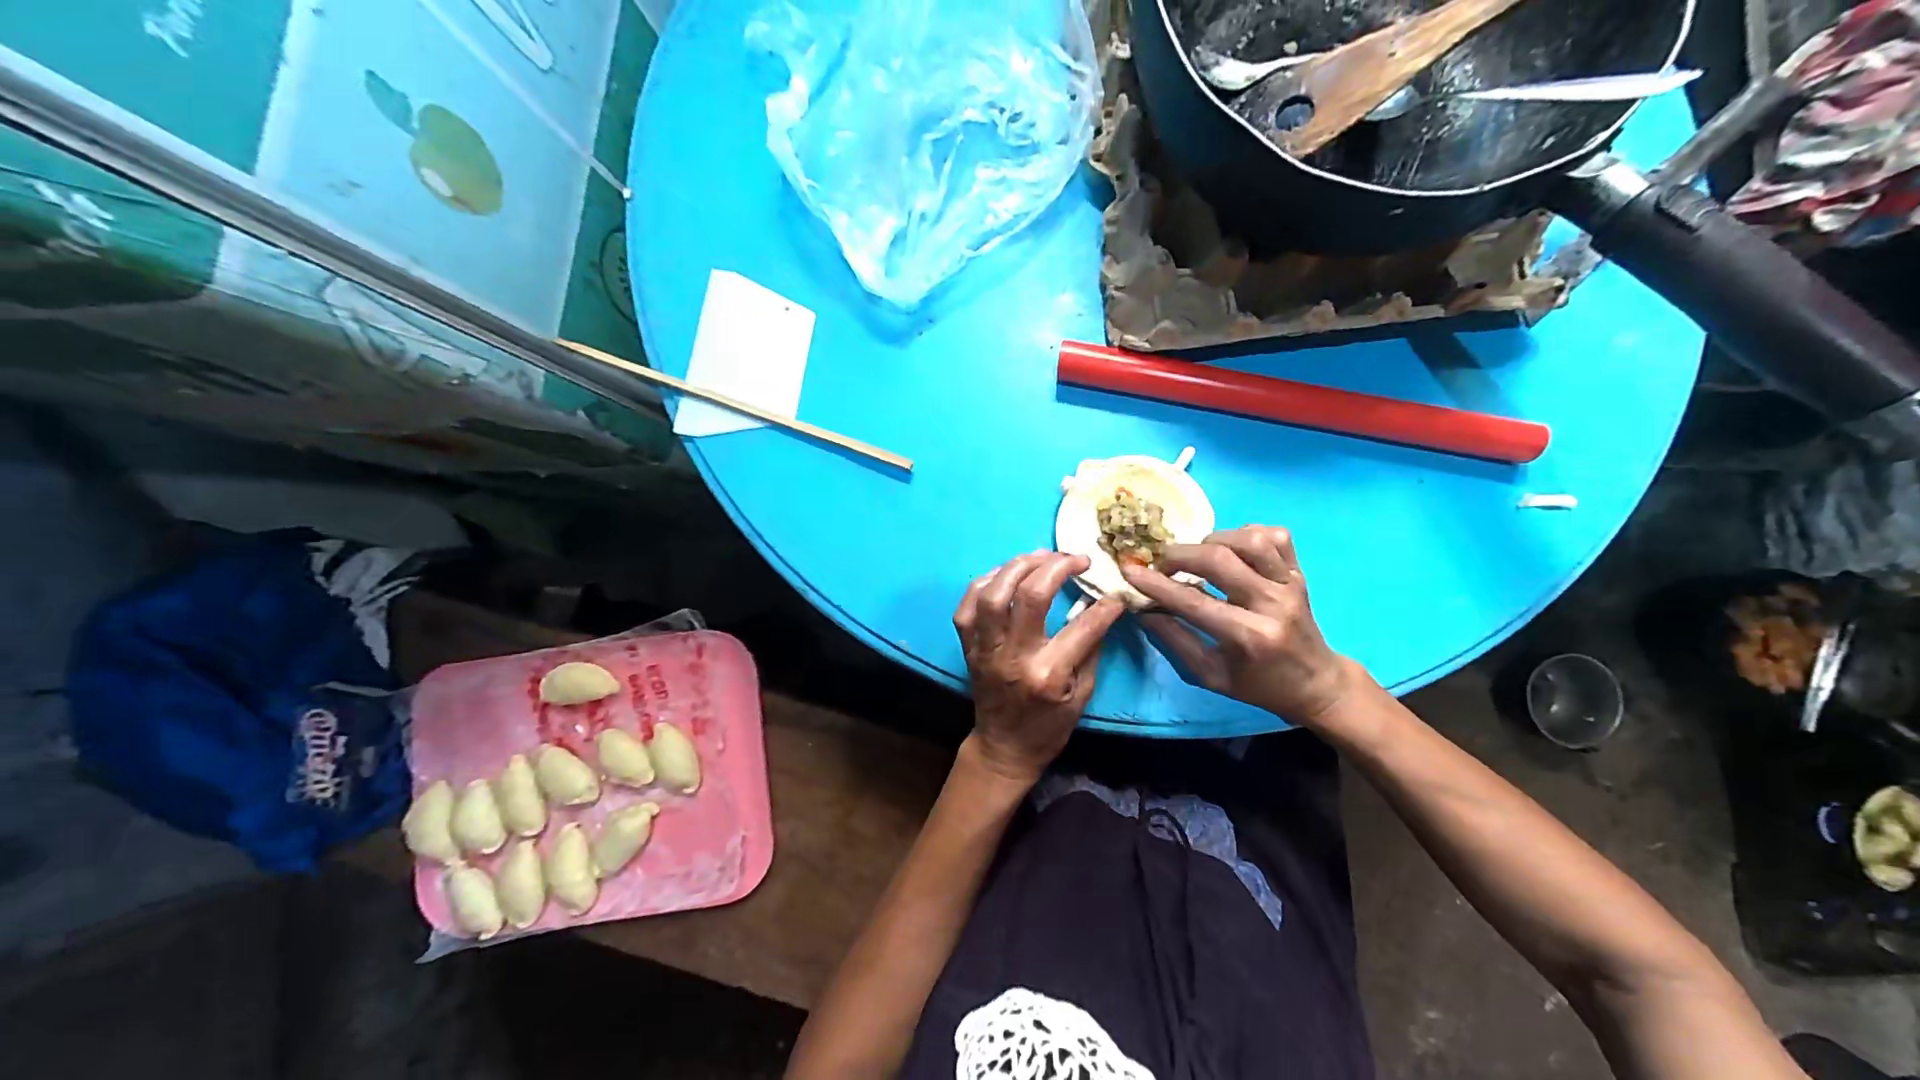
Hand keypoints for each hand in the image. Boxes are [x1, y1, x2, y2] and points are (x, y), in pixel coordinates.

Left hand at [953, 552, 1125, 784]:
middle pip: (1030, 596)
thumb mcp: (1082, 695)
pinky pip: (967, 606)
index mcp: (1048, 674)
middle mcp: (1014, 656)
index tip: (1115, 592)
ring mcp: (986, 649)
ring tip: (1042, 555)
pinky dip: (984, 582)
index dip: (1104, 605)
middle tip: (1075, 559)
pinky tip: (1006, 573)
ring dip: (1018, 566)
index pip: (1082, 627)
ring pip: (993, 594)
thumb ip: (1090, 649)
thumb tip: (1101, 607)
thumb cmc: (1049, 726)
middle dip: (1057, 567)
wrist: (1003, 748)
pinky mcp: (968, 647)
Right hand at [1120, 526, 1363, 727]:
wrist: (1315, 683)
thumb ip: (1173, 640)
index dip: (1156, 585)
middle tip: (1161, 564)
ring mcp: (1291, 583)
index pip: (1194, 602)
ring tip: (1197, 557)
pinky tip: (1232, 550)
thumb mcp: (1209, 675)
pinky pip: (1275, 535)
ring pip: (1249, 539)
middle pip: (1220, 559)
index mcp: (1250, 637)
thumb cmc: (1257, 684)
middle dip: (1179, 556)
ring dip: (1213, 540)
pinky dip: (1247, 534)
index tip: (1129, 571)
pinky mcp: (1300, 571)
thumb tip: (1141, 608)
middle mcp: (1274, 604)